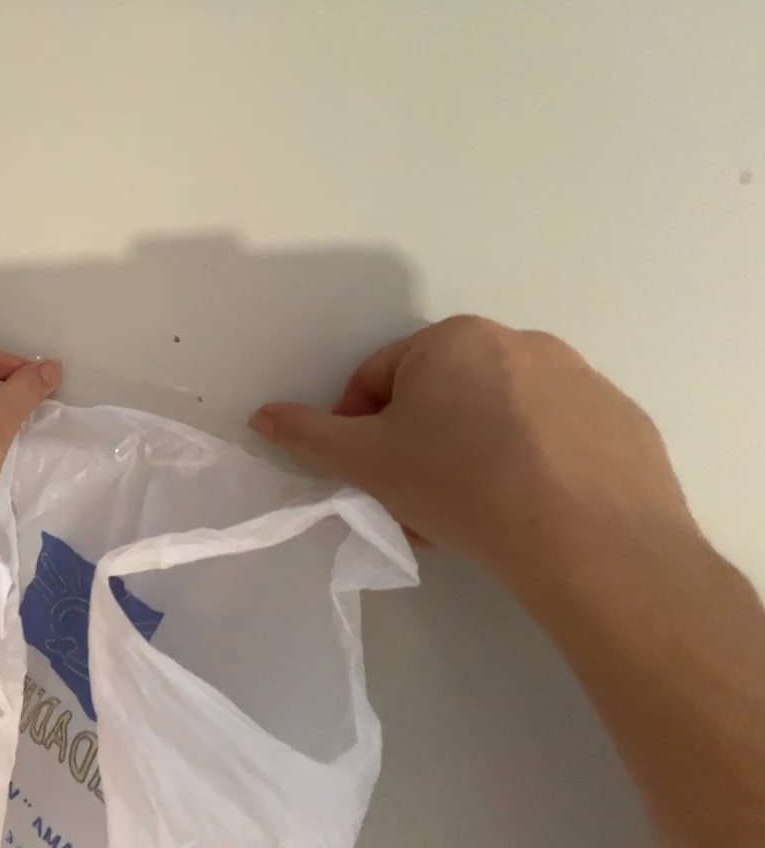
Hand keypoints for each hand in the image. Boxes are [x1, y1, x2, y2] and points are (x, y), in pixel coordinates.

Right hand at [248, 316, 695, 583]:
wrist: (597, 549)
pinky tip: (518, 509)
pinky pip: (549, 436)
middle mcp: (520, 344)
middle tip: (408, 491)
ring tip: (460, 509)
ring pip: (491, 415)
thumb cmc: (461, 484)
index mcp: (453, 340)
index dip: (358, 426)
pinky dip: (523, 463)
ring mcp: (583, 382)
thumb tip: (262, 415)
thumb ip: (304, 432)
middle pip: (436, 395)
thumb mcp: (361, 459)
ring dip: (463, 453)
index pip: (377, 378)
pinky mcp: (625, 424)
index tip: (366, 469)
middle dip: (413, 441)